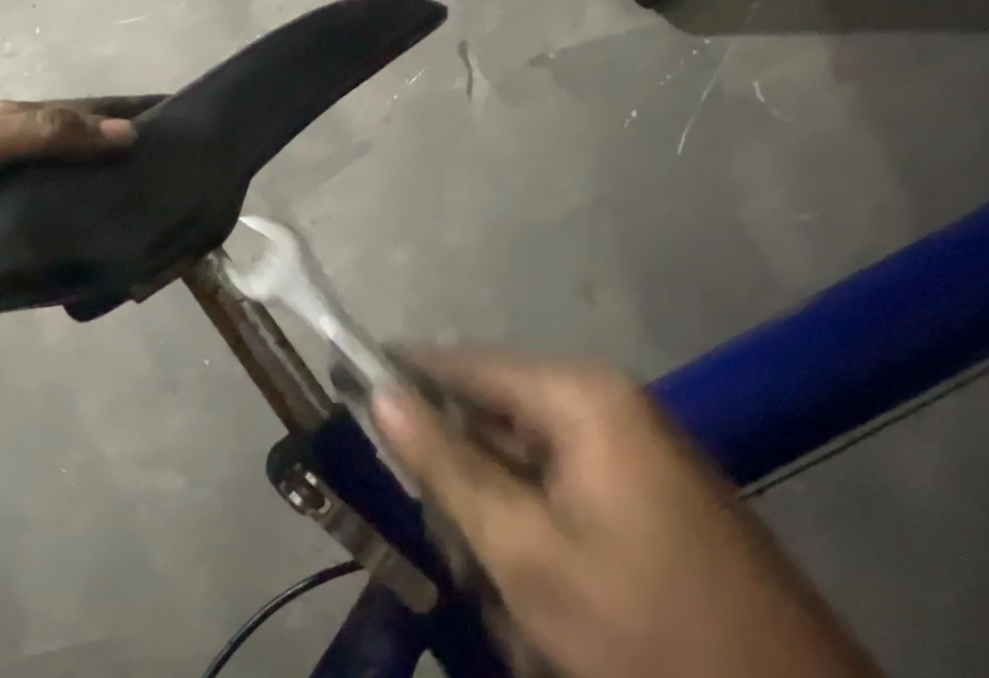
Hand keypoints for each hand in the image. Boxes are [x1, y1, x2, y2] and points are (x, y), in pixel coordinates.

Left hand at [0, 96, 160, 290]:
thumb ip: (46, 132)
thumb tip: (127, 135)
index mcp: (12, 120)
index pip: (85, 113)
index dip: (130, 116)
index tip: (180, 133)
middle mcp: (12, 153)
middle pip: (81, 155)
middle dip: (124, 166)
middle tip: (170, 193)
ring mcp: (1, 194)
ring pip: (65, 194)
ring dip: (101, 206)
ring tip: (143, 231)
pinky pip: (43, 228)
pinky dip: (73, 235)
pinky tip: (95, 256)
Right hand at [371, 348, 883, 677]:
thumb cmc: (643, 625)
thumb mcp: (524, 549)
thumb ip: (445, 463)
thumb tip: (377, 392)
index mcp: (581, 398)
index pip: (458, 363)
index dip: (398, 382)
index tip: (345, 410)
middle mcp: (606, 409)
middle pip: (485, 420)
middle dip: (457, 486)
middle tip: (454, 552)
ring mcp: (629, 456)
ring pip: (514, 470)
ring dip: (492, 528)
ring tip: (506, 597)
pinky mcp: (643, 501)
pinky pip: (554, 500)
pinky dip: (531, 546)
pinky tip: (539, 608)